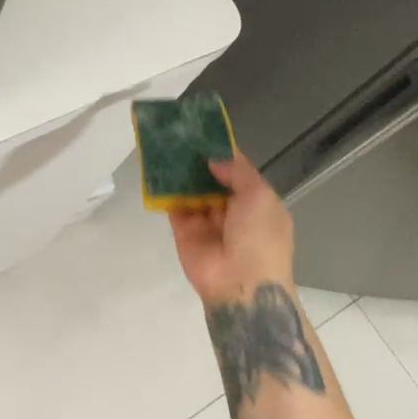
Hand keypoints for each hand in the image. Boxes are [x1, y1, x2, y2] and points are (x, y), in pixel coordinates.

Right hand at [168, 152, 295, 306]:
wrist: (240, 284)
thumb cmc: (259, 237)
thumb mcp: (260, 196)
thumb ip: (238, 171)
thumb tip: (215, 160)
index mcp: (257, 205)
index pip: (239, 174)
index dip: (224, 155)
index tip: (206, 134)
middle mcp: (232, 212)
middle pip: (213, 181)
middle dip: (199, 162)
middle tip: (180, 137)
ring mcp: (206, 222)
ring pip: (192, 191)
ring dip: (181, 173)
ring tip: (166, 146)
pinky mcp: (183, 232)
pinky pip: (174, 207)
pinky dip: (165, 190)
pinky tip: (157, 169)